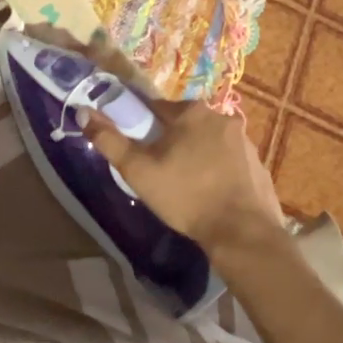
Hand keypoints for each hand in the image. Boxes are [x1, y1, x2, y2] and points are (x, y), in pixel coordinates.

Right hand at [82, 96, 282, 255]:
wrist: (244, 234)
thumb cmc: (186, 196)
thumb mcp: (137, 170)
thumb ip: (108, 139)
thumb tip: (82, 112)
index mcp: (191, 112)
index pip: (154, 108)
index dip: (141, 127)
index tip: (138, 150)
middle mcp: (221, 118)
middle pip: (183, 123)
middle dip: (169, 141)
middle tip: (159, 171)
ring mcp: (245, 141)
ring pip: (207, 140)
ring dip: (195, 154)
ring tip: (185, 185)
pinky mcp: (259, 165)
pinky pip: (228, 159)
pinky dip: (217, 170)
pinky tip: (209, 193)